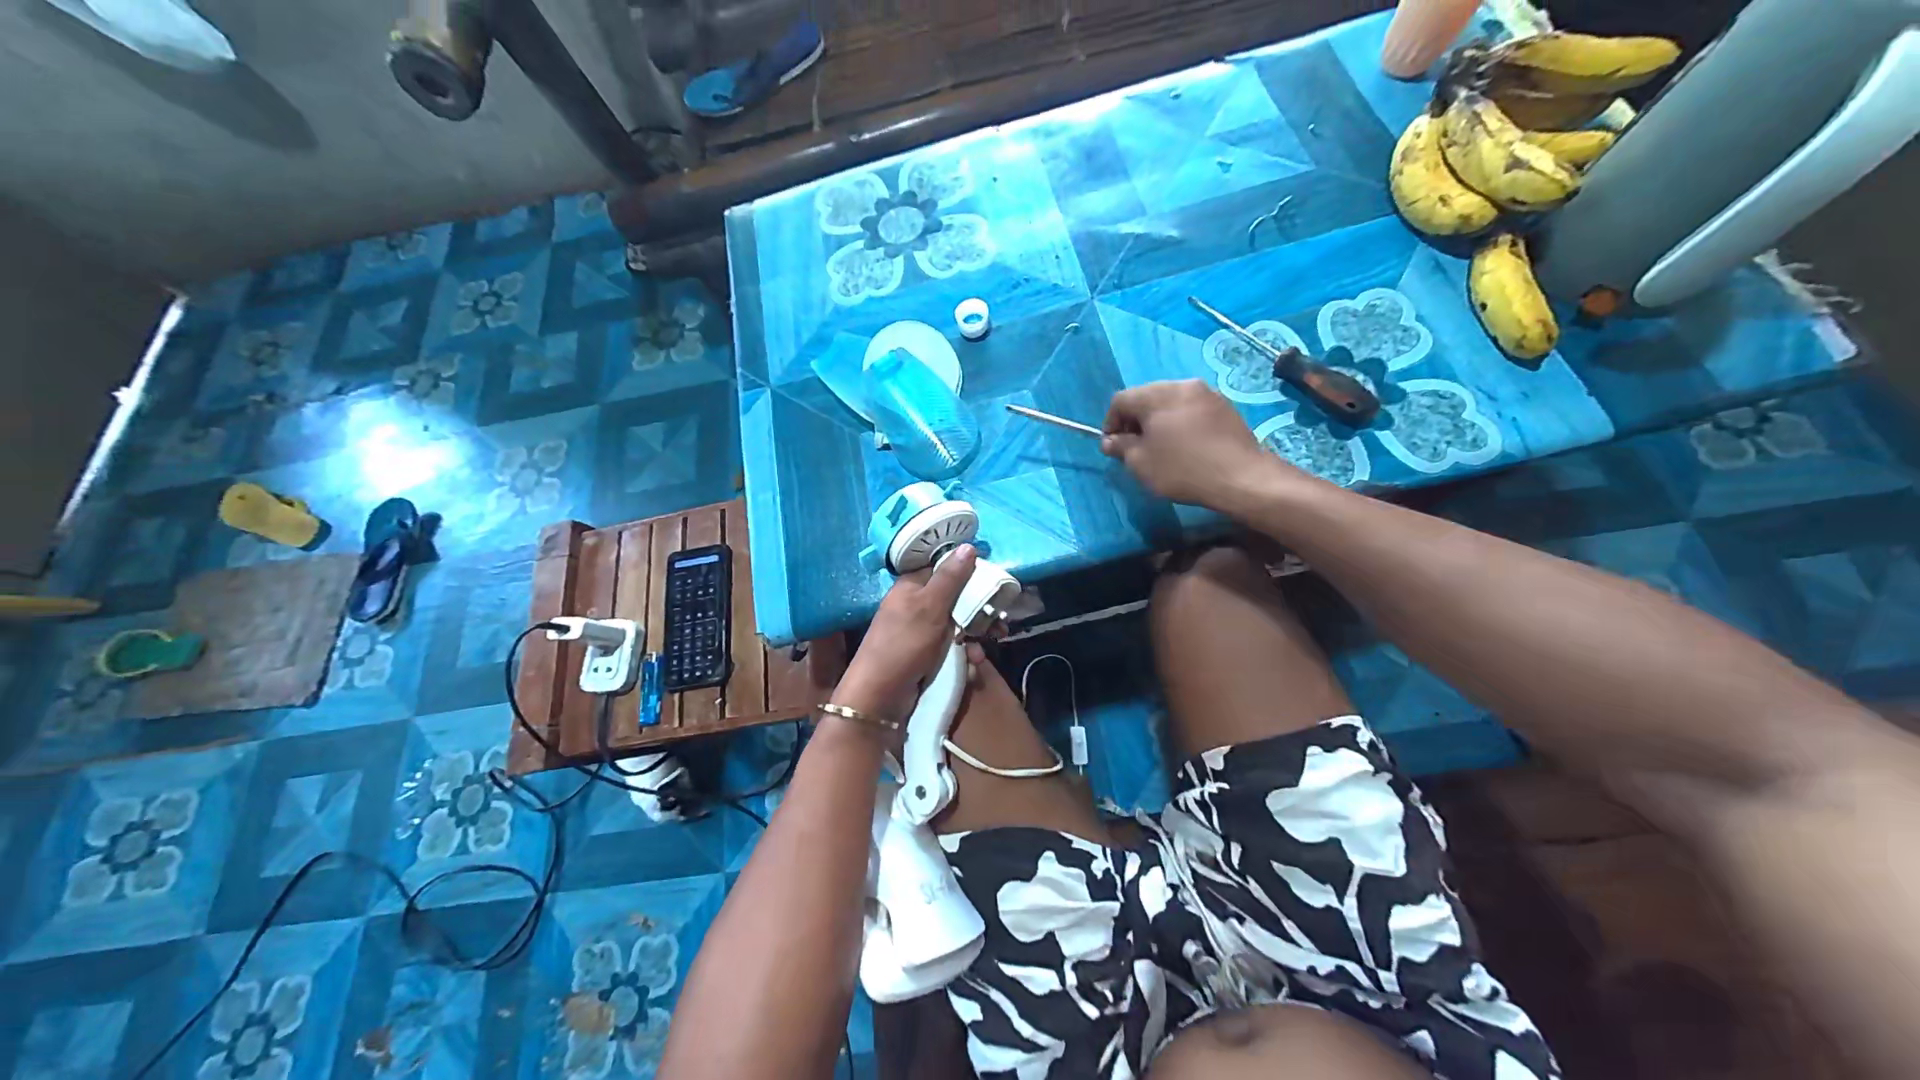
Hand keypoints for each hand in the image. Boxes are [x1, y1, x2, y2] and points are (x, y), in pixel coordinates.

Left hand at [834, 544, 977, 720]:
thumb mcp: (930, 606)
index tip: (994, 586)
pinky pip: (952, 650)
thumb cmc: (904, 643)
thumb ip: (951, 577)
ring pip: (959, 628)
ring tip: (980, 656)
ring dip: (975, 641)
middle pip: (957, 600)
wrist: (880, 696)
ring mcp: (921, 633)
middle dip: (980, 614)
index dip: (971, 575)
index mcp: (912, 587)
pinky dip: (963, 658)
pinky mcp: (926, 657)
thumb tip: (968, 546)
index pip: (945, 569)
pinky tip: (968, 669)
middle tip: (999, 627)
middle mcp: (917, 606)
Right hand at [1102, 380, 1298, 507]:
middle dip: (1135, 420)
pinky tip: (1185, 446)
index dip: (1110, 423)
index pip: (1120, 400)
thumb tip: (1111, 440)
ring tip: (1161, 448)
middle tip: (1135, 448)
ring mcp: (1206, 393)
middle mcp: (1181, 384)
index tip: (1113, 447)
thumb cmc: (1182, 469)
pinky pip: (1191, 409)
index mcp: (1156, 394)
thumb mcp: (1140, 463)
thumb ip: (1120, 447)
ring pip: (1170, 402)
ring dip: (1159, 421)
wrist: (1241, 477)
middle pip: (1146, 397)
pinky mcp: (1224, 406)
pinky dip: (1181, 423)